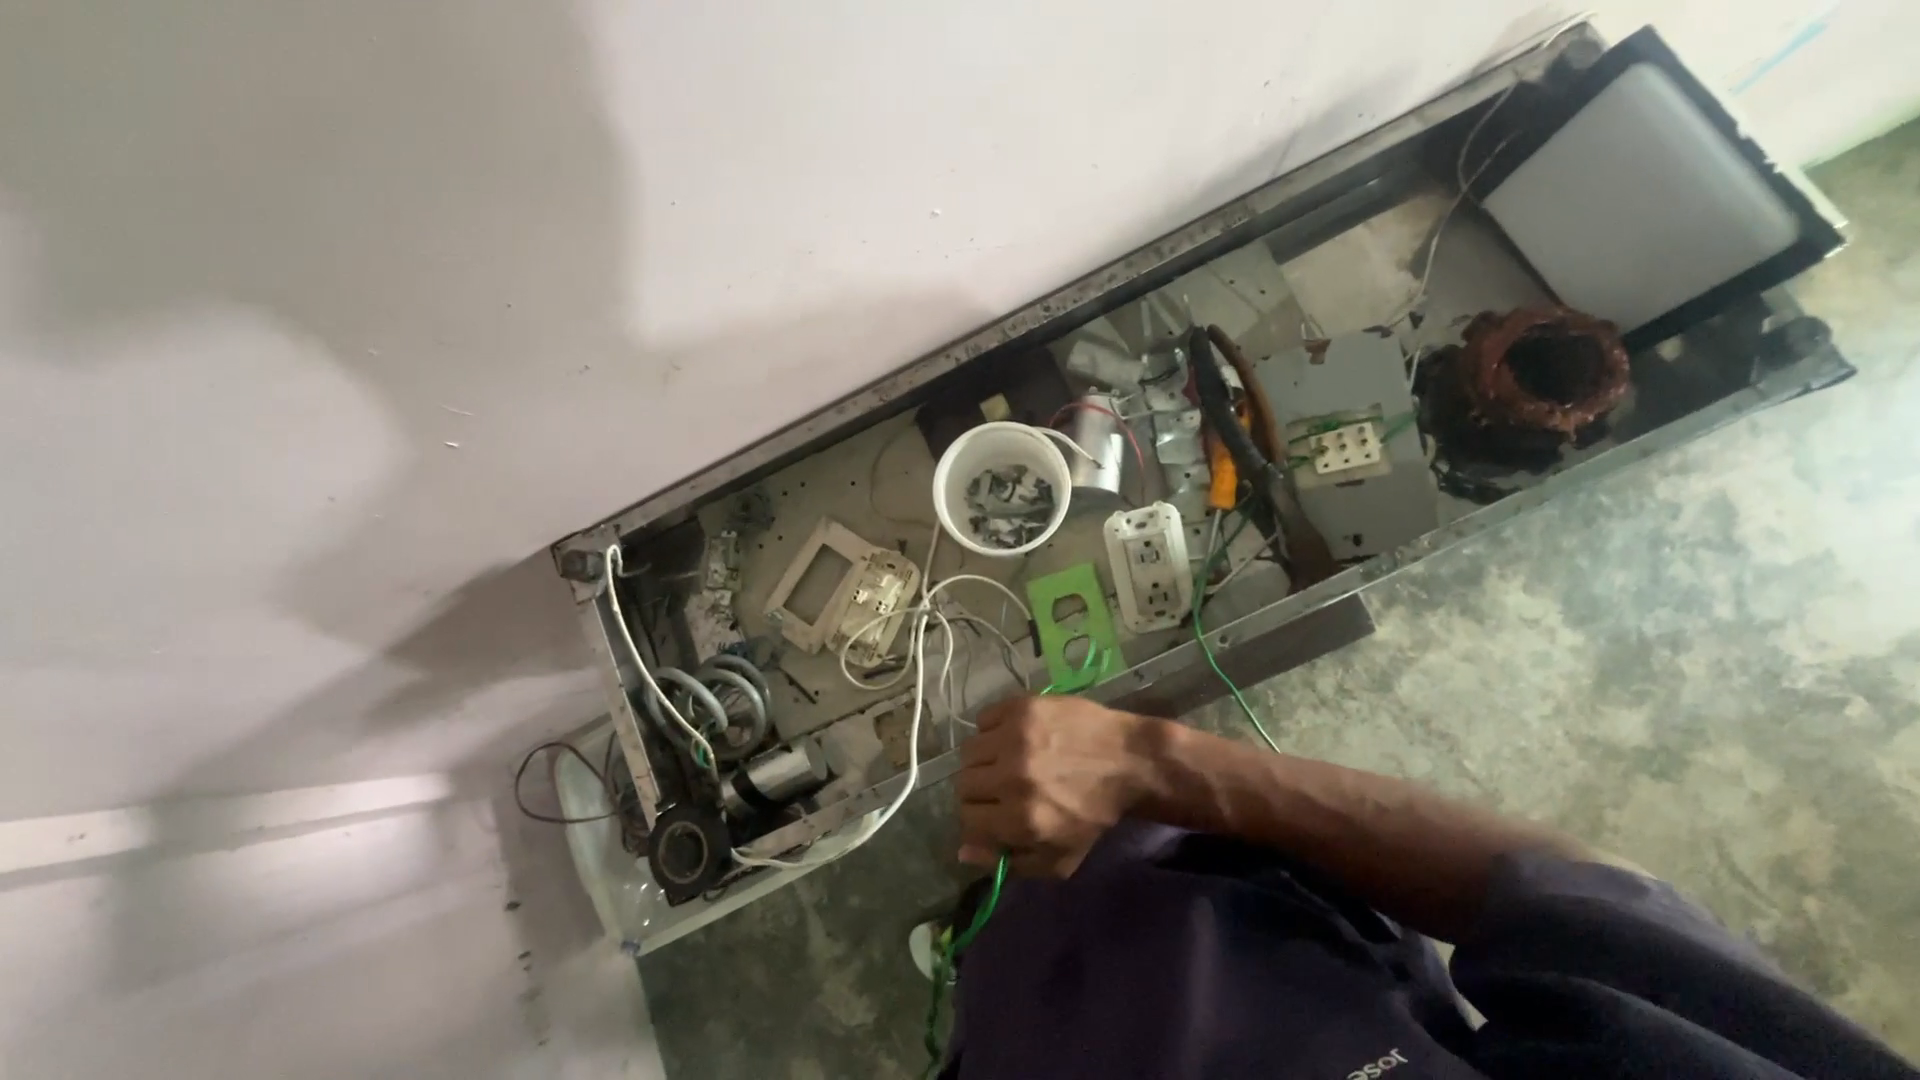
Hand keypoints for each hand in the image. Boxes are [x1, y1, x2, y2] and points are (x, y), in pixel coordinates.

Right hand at [956, 696, 1163, 877]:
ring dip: (983, 758)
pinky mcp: (1021, 707)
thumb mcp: (1059, 858)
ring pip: (969, 751)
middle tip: (1001, 785)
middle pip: (963, 784)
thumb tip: (963, 850)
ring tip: (1006, 759)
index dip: (978, 819)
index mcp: (1020, 819)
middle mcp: (1012, 778)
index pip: (966, 819)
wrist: (1128, 760)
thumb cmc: (1094, 813)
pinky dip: (992, 728)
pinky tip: (1013, 736)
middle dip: (979, 790)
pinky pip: (983, 719)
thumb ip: (1009, 862)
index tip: (993, 812)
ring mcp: (1015, 738)